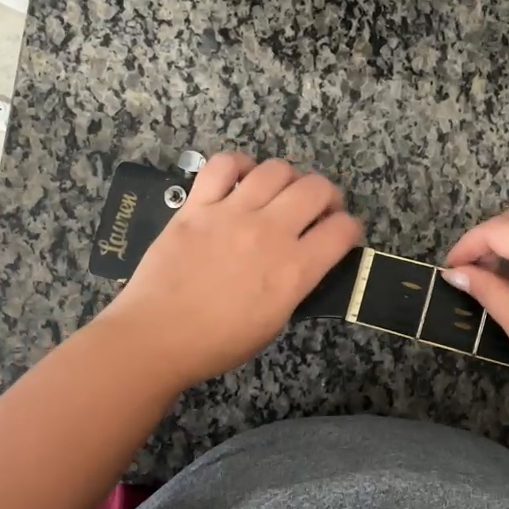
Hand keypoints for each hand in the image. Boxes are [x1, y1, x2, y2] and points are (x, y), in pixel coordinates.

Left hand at [95, 153, 363, 389]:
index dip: (351, 229)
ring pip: (276, 169)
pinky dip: (240, 165)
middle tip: (318, 209)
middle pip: (316, 188)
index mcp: (294, 270)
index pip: (342, 230)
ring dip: (289, 178)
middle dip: (328, 196)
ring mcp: (231, 213)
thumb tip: (303, 261)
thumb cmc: (217, 343)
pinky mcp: (197, 205)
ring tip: (280, 192)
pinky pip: (224, 165)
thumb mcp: (274, 322)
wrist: (157, 337)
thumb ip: (295, 285)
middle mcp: (269, 232)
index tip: (343, 234)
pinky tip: (242, 179)